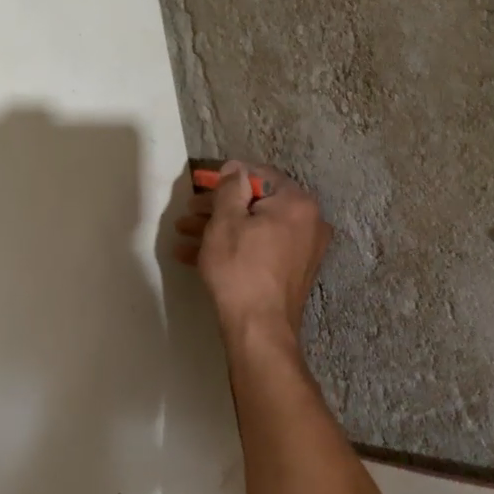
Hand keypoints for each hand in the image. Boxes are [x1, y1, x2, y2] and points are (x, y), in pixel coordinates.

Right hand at [173, 160, 331, 336]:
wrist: (259, 325)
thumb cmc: (239, 268)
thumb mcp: (225, 222)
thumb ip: (229, 189)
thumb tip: (235, 168)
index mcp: (296, 202)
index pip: (259, 175)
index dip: (226, 179)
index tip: (199, 188)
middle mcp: (309, 221)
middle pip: (257, 203)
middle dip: (218, 208)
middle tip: (188, 214)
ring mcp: (303, 248)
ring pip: (255, 228)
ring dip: (220, 229)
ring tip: (185, 236)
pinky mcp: (292, 270)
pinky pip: (260, 249)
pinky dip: (234, 248)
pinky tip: (198, 256)